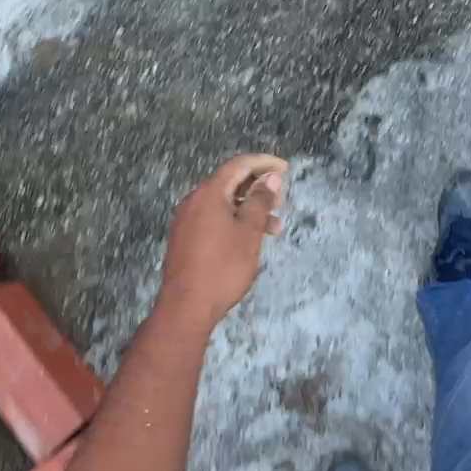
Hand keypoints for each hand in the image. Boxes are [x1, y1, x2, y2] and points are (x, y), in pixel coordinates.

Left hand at [154, 154, 288, 333]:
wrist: (186, 307)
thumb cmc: (223, 267)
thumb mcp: (249, 233)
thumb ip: (260, 201)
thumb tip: (270, 178)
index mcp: (209, 193)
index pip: (238, 165)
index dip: (264, 163)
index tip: (285, 169)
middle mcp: (193, 201)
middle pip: (229, 183)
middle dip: (258, 188)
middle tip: (281, 202)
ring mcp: (186, 220)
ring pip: (223, 204)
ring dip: (249, 210)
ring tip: (273, 230)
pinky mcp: (184, 238)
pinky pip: (213, 218)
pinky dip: (233, 221)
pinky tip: (248, 240)